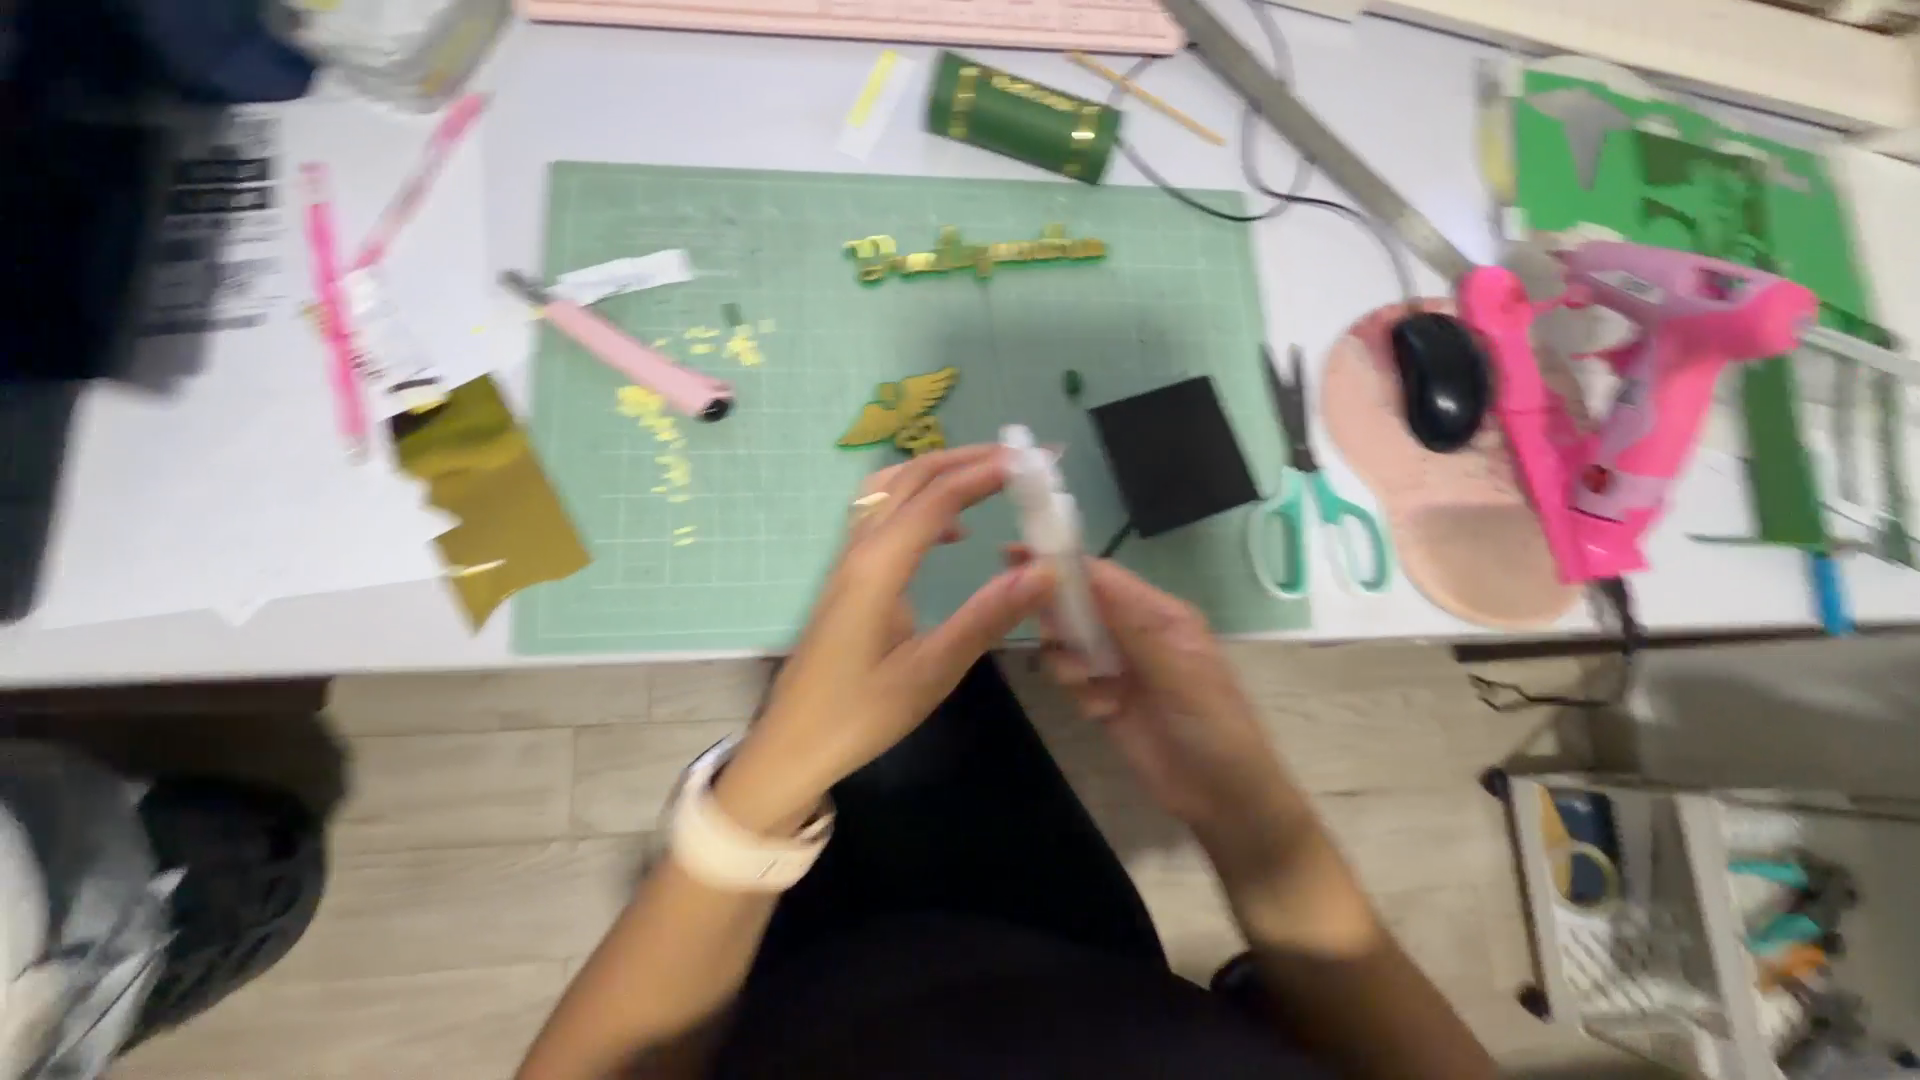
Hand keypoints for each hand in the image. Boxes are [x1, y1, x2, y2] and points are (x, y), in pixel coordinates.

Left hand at [716, 445, 1055, 833]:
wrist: (792, 744)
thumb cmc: (861, 714)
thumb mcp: (931, 672)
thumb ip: (987, 618)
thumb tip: (1044, 571)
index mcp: (879, 566)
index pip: (937, 497)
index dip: (986, 473)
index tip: (1034, 463)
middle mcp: (860, 550)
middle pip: (911, 477)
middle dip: (965, 459)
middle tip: (1020, 460)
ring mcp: (848, 561)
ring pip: (891, 490)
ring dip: (939, 474)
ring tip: (989, 479)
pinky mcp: (847, 578)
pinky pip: (883, 516)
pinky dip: (921, 503)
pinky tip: (954, 533)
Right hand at [1021, 555, 1293, 839]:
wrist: (1224, 800)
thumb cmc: (1216, 729)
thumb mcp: (1180, 673)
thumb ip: (1132, 625)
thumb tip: (1089, 574)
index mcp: (1161, 616)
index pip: (1103, 578)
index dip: (1061, 565)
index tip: (1015, 554)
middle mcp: (1136, 634)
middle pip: (1078, 606)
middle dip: (1059, 617)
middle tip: (1052, 638)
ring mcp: (1119, 668)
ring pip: (1067, 644)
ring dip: (1067, 661)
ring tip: (1088, 684)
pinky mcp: (1104, 700)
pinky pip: (1071, 680)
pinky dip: (1077, 691)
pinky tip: (1102, 712)